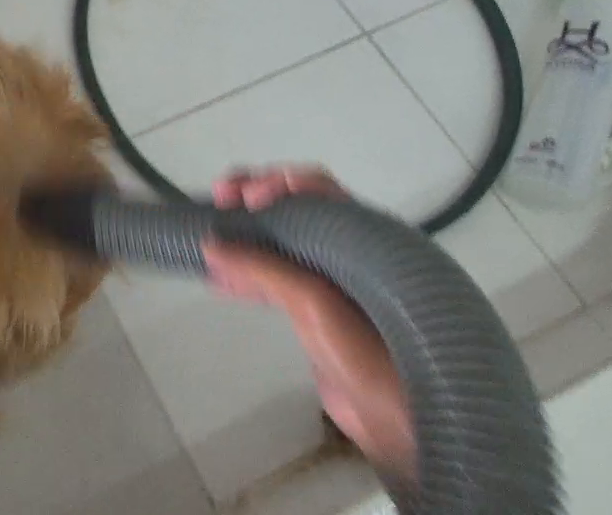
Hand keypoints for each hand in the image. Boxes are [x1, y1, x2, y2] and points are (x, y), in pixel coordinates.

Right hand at [203, 166, 416, 483]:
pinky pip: (275, 280)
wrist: (404, 427)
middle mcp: (350, 252)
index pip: (317, 189)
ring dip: (244, 236)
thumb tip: (209, 243)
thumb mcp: (314, 302)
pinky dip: (246, 274)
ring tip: (208, 237)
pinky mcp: (318, 314)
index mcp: (364, 238)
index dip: (276, 184)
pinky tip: (217, 279)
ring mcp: (333, 284)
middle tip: (218, 200)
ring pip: (281, 244)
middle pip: (295, 210)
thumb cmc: (370, 353)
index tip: (242, 196)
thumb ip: (261, 269)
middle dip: (253, 201)